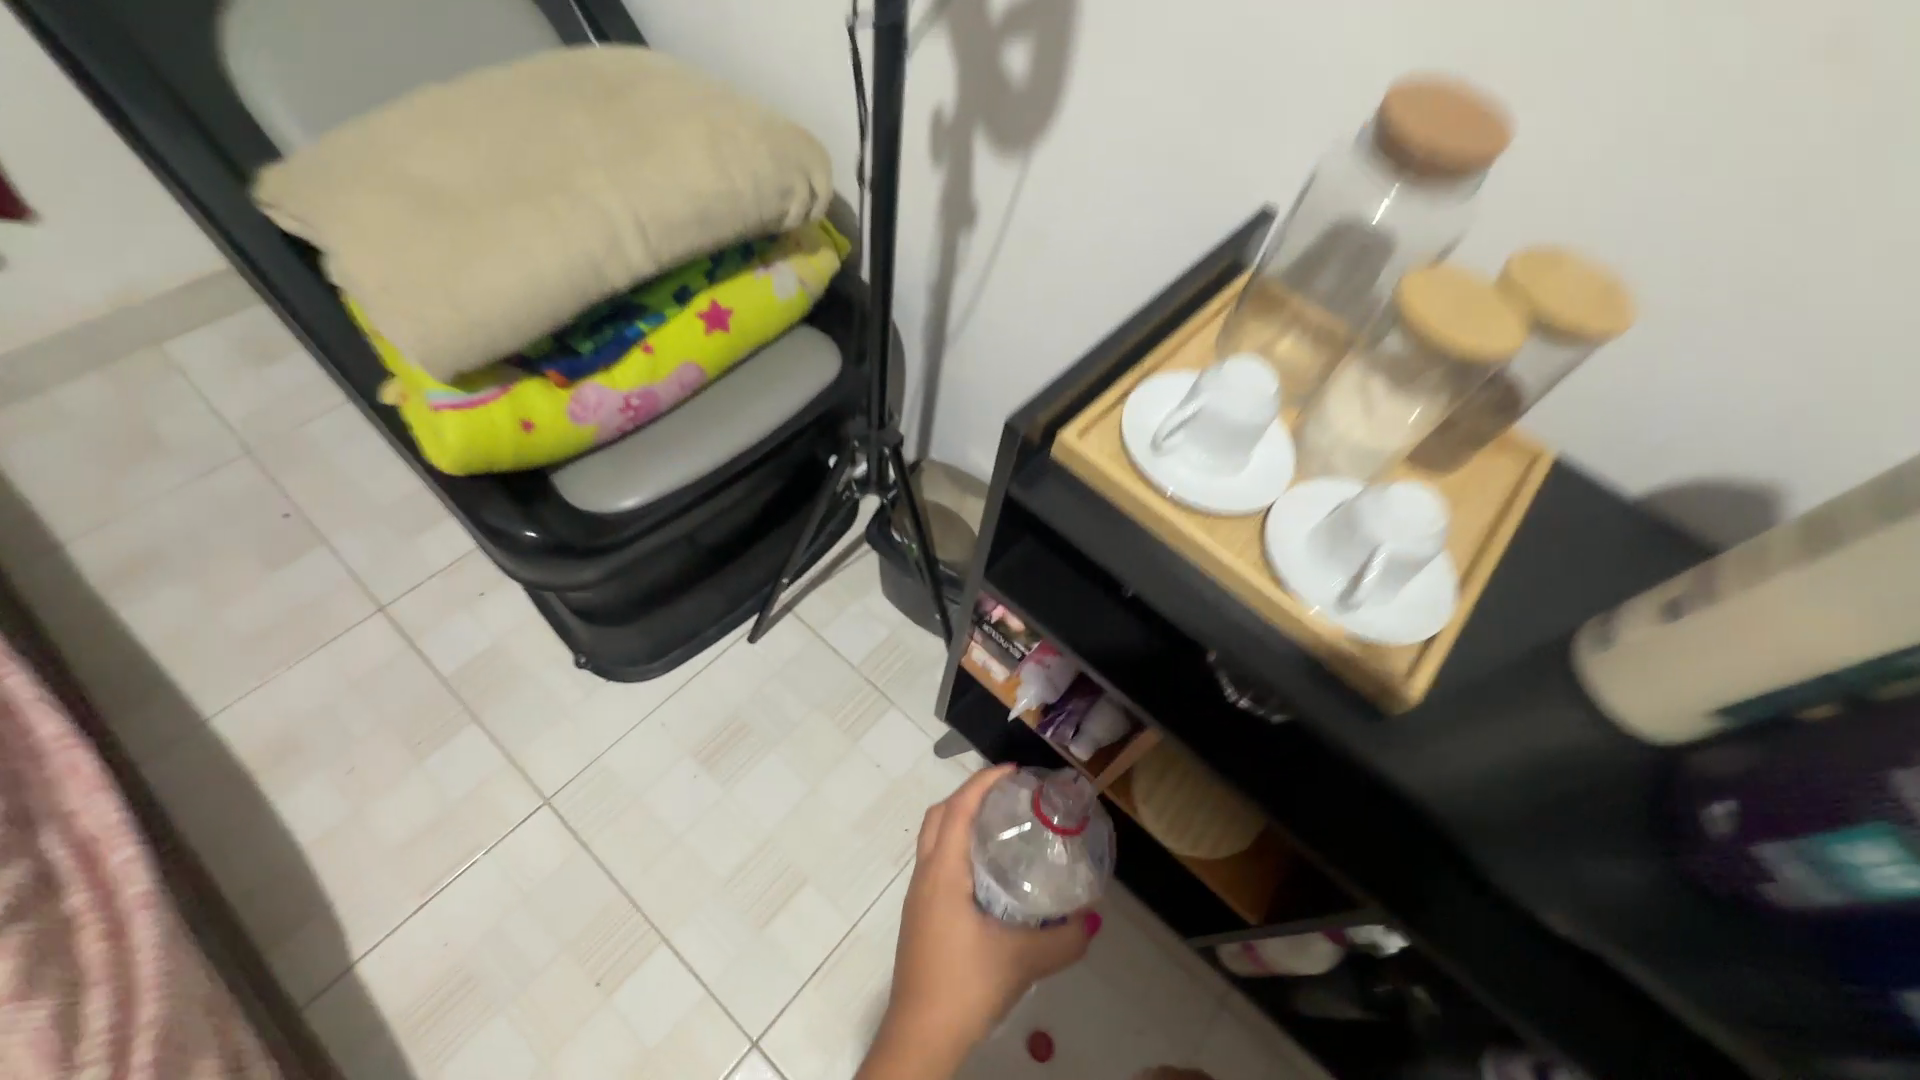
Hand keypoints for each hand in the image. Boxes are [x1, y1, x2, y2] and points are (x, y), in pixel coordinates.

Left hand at [864, 765, 1097, 1077]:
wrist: (920, 1036)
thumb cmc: (965, 986)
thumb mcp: (1022, 961)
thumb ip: (1063, 939)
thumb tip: (1093, 919)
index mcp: (942, 873)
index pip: (958, 809)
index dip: (982, 783)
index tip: (1012, 771)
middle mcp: (924, 878)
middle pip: (939, 817)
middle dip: (969, 796)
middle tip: (1008, 796)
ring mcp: (918, 899)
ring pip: (933, 841)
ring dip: (961, 823)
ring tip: (1001, 829)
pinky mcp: (920, 919)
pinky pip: (936, 865)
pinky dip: (958, 851)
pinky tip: (988, 876)